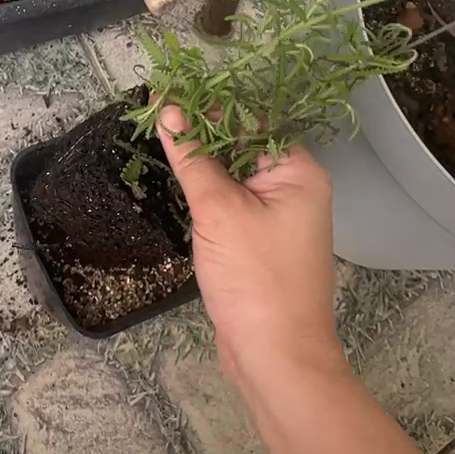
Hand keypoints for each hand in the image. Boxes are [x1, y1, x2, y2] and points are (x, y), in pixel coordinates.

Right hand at [157, 106, 343, 388]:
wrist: (276, 358)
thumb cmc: (255, 278)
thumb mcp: (218, 209)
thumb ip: (192, 157)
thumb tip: (167, 109)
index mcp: (297, 170)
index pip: (250, 120)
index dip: (209, 106)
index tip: (168, 95)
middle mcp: (294, 185)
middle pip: (242, 143)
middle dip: (202, 130)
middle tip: (156, 112)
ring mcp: (278, 213)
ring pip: (234, 171)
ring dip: (202, 158)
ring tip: (161, 133)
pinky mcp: (261, 236)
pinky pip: (233, 197)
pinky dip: (208, 186)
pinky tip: (180, 174)